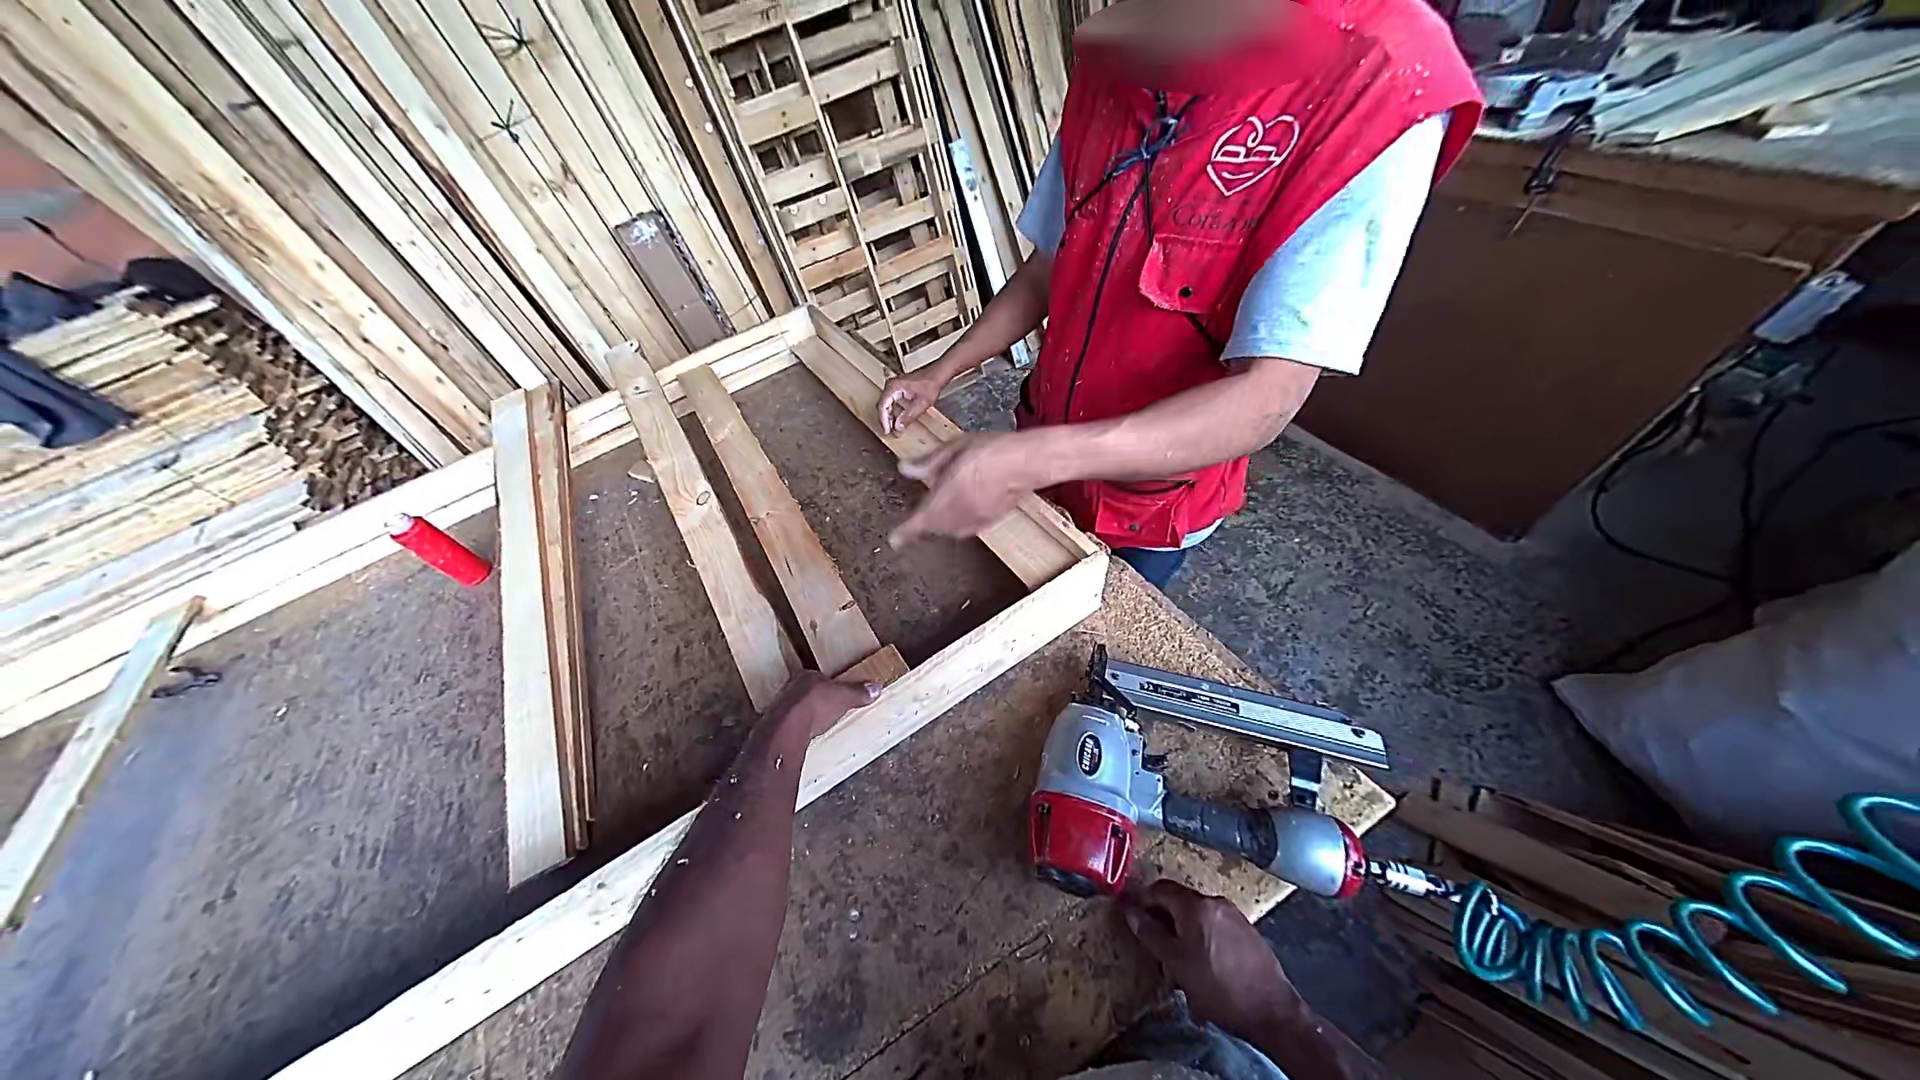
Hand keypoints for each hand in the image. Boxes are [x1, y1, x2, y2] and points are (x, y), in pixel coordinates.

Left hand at [765, 671, 880, 738]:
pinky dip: (799, 729)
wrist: (789, 728)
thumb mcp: (845, 697)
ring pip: (797, 708)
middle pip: (808, 692)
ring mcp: (781, 707)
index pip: (822, 678)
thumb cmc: (815, 705)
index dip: (833, 686)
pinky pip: (791, 724)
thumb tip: (875, 688)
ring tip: (820, 726)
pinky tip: (808, 736)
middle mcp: (791, 688)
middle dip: (819, 701)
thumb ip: (858, 692)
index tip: (841, 694)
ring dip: (807, 716)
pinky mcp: (776, 725)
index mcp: (807, 676)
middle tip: (831, 710)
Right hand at [877, 368, 950, 434]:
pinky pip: (892, 402)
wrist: (937, 375)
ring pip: (886, 405)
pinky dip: (894, 412)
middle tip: (889, 432)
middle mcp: (891, 385)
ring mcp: (894, 386)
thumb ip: (907, 417)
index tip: (886, 431)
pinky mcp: (898, 389)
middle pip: (882, 406)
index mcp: (893, 387)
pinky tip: (898, 419)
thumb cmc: (930, 384)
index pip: (882, 406)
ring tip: (893, 428)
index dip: (883, 421)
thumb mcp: (920, 404)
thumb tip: (897, 428)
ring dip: (889, 417)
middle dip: (885, 420)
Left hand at [889, 433, 1040, 547]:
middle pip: (934, 527)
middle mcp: (959, 513)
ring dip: (941, 525)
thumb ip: (928, 462)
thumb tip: (905, 469)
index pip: (919, 520)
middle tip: (915, 523)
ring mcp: (976, 520)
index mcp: (946, 496)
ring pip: (951, 530)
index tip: (895, 540)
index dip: (905, 533)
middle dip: (924, 525)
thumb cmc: (992, 451)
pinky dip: (958, 524)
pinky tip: (961, 512)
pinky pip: (967, 528)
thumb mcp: (953, 448)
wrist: (1027, 462)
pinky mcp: (991, 521)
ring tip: (937, 516)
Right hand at [1120, 879, 1304, 1039]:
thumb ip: (1150, 932)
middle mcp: (1215, 902)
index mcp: (1195, 905)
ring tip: (1181, 961)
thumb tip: (1130, 910)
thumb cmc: (1218, 987)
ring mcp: (1235, 915)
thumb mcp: (1176, 962)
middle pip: (1179, 901)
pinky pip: (1216, 926)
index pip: (1160, 889)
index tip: (1134, 917)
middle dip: (1164, 919)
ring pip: (1198, 916)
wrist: (1273, 1012)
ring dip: (1184, 931)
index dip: (1143, 900)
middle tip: (1157, 945)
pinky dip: (1203, 937)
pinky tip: (1205, 966)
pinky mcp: (1248, 932)